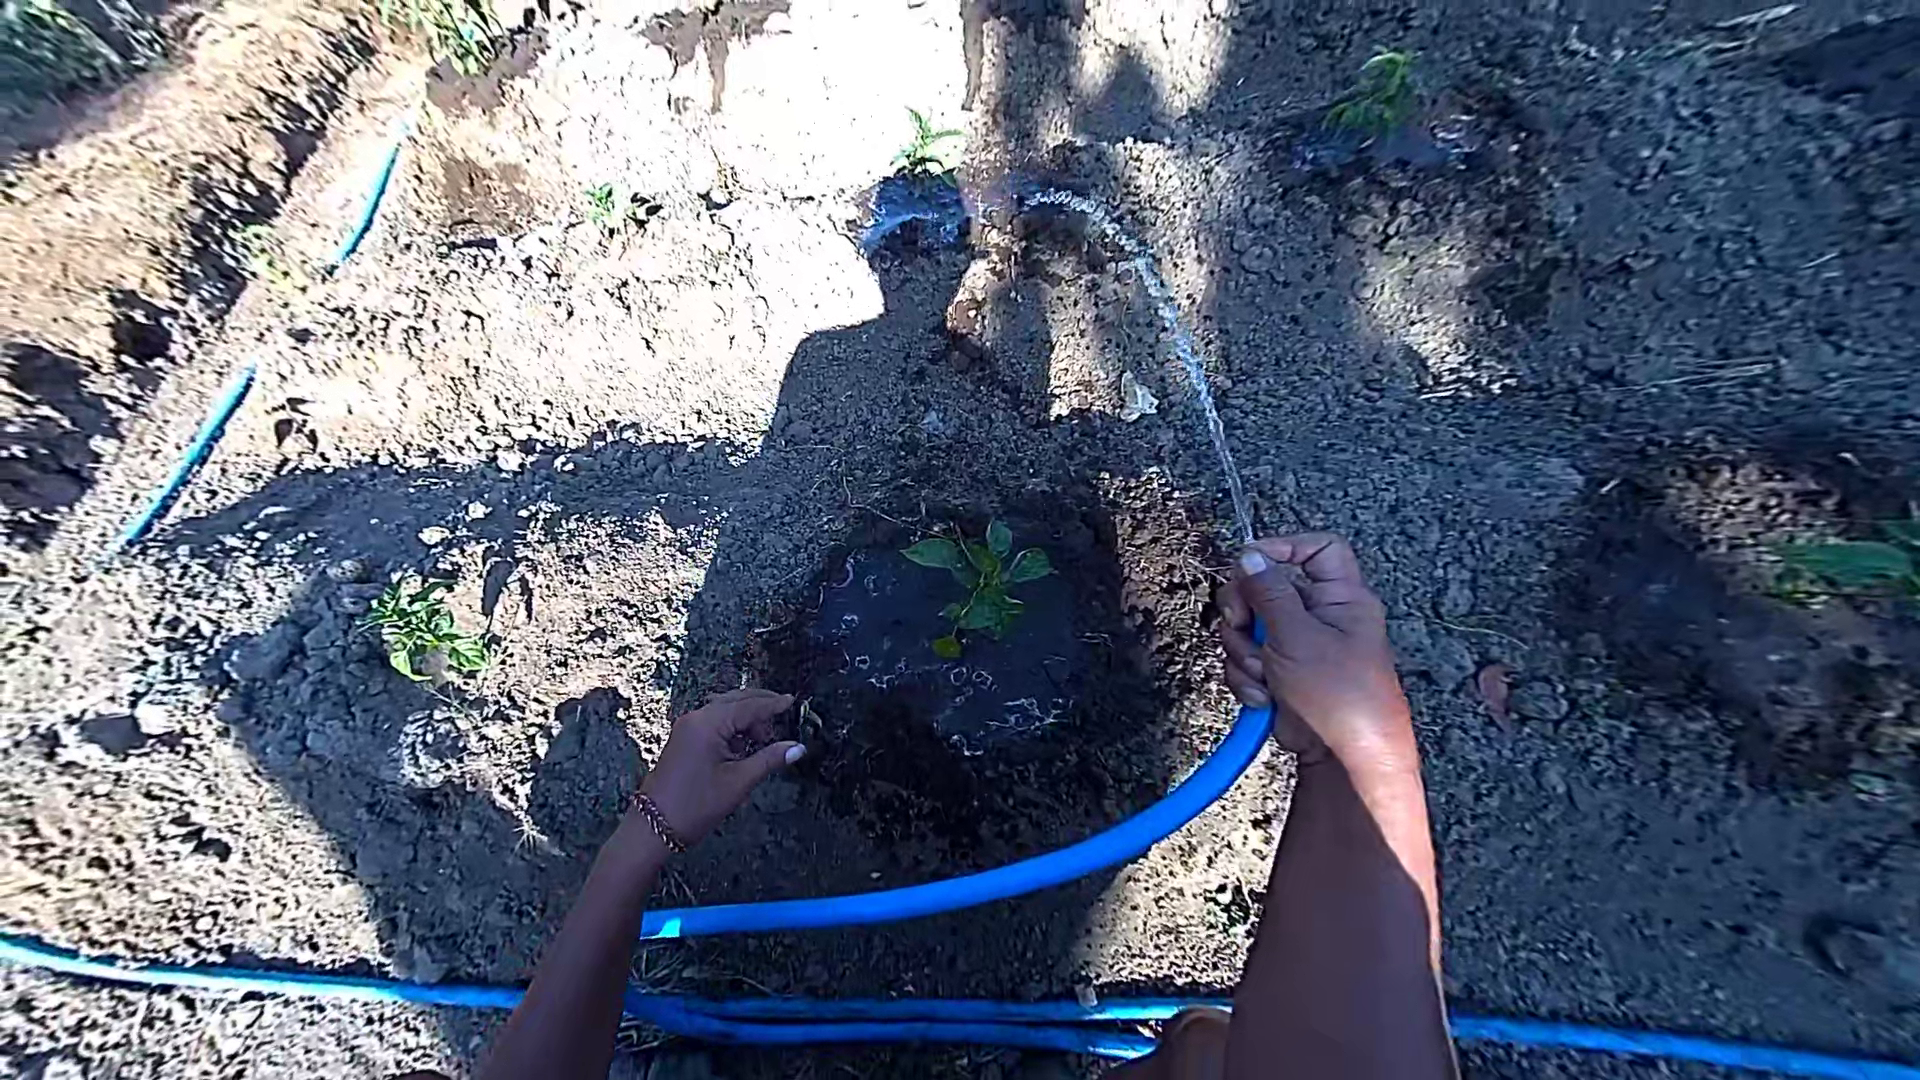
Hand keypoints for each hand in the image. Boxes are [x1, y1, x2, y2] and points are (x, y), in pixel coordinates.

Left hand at [634, 689, 805, 847]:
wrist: (651, 829)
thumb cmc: (695, 805)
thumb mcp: (738, 782)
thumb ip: (770, 759)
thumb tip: (798, 747)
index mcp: (708, 723)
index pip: (749, 706)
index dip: (773, 704)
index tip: (792, 701)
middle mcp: (696, 718)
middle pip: (736, 700)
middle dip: (760, 707)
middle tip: (782, 716)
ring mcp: (687, 727)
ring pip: (725, 709)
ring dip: (747, 718)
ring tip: (763, 739)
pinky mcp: (684, 738)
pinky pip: (714, 721)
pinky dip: (733, 726)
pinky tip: (743, 745)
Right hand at [1216, 533, 1412, 767]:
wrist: (1341, 759)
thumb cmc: (1339, 697)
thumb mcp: (1298, 636)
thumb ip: (1268, 592)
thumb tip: (1248, 555)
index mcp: (1340, 599)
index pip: (1319, 550)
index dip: (1284, 547)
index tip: (1249, 562)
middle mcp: (1316, 616)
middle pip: (1264, 586)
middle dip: (1244, 610)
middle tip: (1242, 626)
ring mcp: (1293, 643)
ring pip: (1246, 625)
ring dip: (1242, 651)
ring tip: (1263, 675)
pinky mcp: (1275, 669)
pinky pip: (1243, 656)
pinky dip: (1244, 676)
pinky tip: (1262, 696)